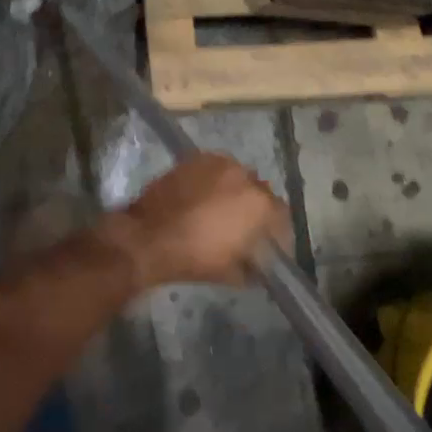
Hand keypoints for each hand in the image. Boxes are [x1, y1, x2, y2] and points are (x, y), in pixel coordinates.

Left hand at [101, 154, 290, 288]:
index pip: (282, 216)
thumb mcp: (232, 273)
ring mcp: (220, 163)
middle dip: (257, 209)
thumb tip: (258, 266)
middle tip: (245, 227)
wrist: (149, 236)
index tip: (271, 245)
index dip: (278, 233)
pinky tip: (204, 195)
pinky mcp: (197, 158)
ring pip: (238, 177)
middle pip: (261, 193)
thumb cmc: (194, 257)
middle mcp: (245, 177)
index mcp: (260, 205)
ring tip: (222, 208)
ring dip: (236, 191)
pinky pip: (216, 169)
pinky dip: (216, 181)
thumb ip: (254, 268)